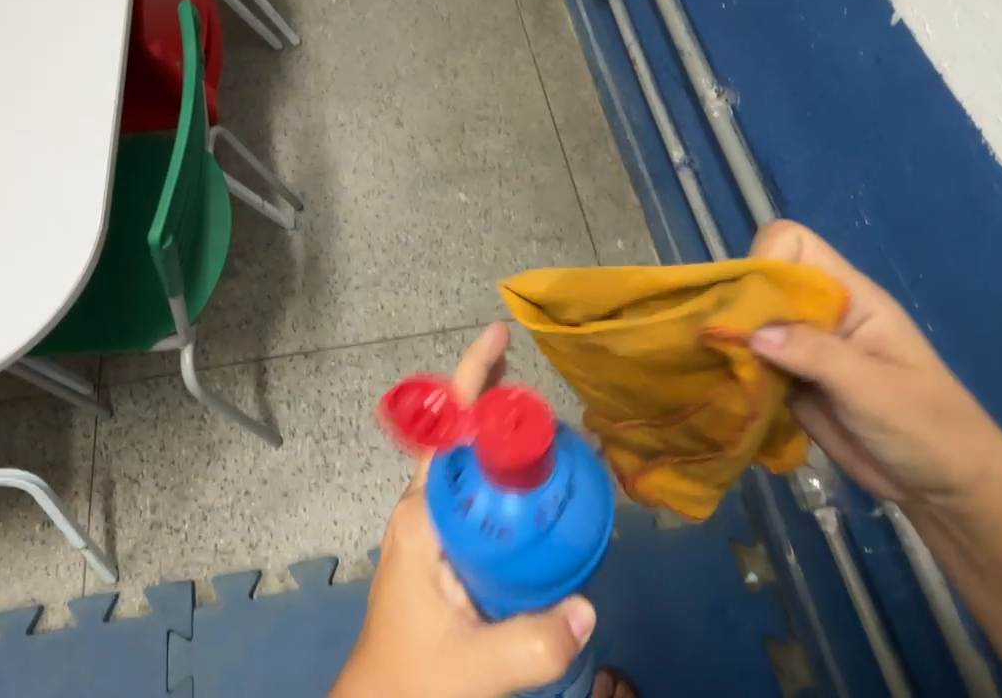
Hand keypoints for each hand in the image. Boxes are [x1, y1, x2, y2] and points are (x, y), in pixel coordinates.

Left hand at [331, 323, 597, 697]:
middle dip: (489, 393)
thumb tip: (589, 608)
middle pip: (457, 432)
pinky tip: (532, 479)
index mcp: (422, 517)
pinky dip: (501, 469)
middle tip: (532, 371)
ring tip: (540, 417)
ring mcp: (432, 525)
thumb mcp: (473, 667)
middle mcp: (423, 508)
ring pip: (465, 459)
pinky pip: (475, 491)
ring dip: (496, 430)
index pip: (446, 429)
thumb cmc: (412, 679)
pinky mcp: (444, 545)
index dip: (470, 379)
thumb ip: (530, 644)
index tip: (497, 337)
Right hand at [747, 221, 1001, 510]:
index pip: (794, 245)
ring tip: (717, 368)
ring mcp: (800, 347)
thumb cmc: (931, 430)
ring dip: (727, 340)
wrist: (949, 489)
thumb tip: (752, 332)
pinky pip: (749, 361)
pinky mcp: (788, 380)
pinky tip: (724, 388)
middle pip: (760, 280)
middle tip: (723, 344)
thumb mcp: (877, 389)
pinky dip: (732, 370)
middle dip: (735, 304)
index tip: (751, 303)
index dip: (766, 260)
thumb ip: (816, 354)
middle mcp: (819, 313)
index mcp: (850, 298)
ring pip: (748, 322)